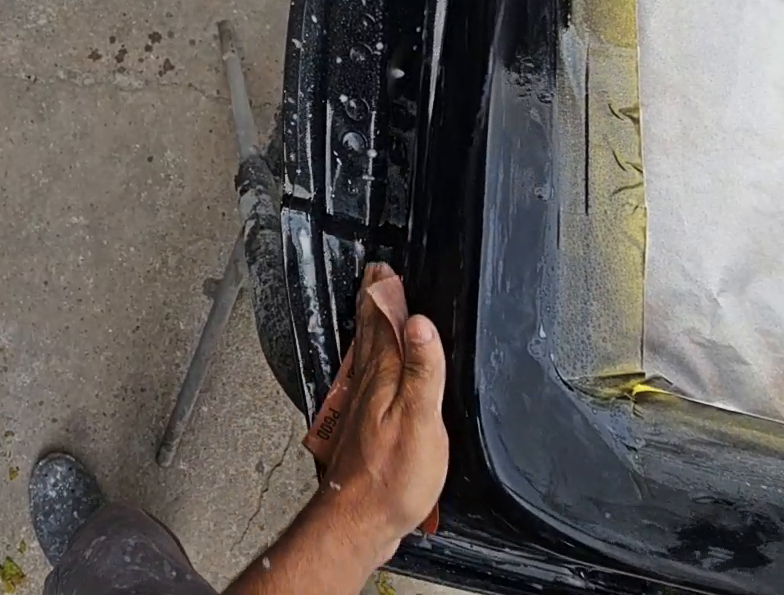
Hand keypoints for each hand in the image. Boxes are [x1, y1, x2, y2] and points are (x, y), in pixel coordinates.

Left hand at [309, 262, 448, 564]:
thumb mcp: (420, 420)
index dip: (385, 294)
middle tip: (374, 274)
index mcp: (384, 376)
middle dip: (374, 301)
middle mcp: (368, 382)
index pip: (383, 324)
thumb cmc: (393, 474)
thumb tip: (421, 323)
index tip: (383, 267)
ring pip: (367, 350)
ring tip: (372, 306)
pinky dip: (372, 354)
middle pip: (371, 331)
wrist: (361, 516)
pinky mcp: (365, 422)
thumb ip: (423, 371)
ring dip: (371, 324)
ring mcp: (364, 402)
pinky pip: (369, 373)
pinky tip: (374, 362)